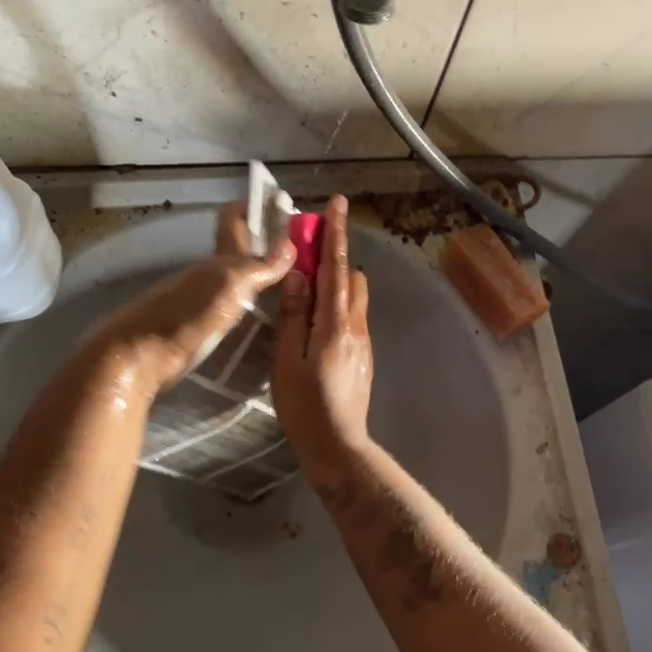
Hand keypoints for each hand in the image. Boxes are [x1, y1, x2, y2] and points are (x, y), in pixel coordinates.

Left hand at [87, 201, 294, 390]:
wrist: (140, 358)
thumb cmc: (184, 315)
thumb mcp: (226, 285)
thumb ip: (257, 267)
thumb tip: (289, 244)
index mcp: (217, 259)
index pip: (233, 218)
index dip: (254, 205)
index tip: (283, 203)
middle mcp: (210, 276)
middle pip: (241, 253)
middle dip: (270, 249)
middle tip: (305, 257)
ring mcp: (204, 305)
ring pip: (240, 285)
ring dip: (265, 284)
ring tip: (297, 294)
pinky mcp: (201, 333)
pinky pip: (236, 314)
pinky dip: (255, 313)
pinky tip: (270, 326)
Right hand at [273, 194, 373, 482]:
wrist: (338, 448)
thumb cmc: (305, 407)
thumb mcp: (288, 361)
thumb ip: (294, 317)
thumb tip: (298, 276)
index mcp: (335, 324)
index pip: (336, 269)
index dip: (335, 234)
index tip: (337, 203)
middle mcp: (356, 328)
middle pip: (351, 280)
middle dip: (333, 263)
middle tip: (302, 266)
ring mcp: (363, 344)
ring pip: (353, 302)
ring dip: (333, 290)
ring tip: (303, 304)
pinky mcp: (363, 359)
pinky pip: (350, 321)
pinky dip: (334, 312)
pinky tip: (312, 333)